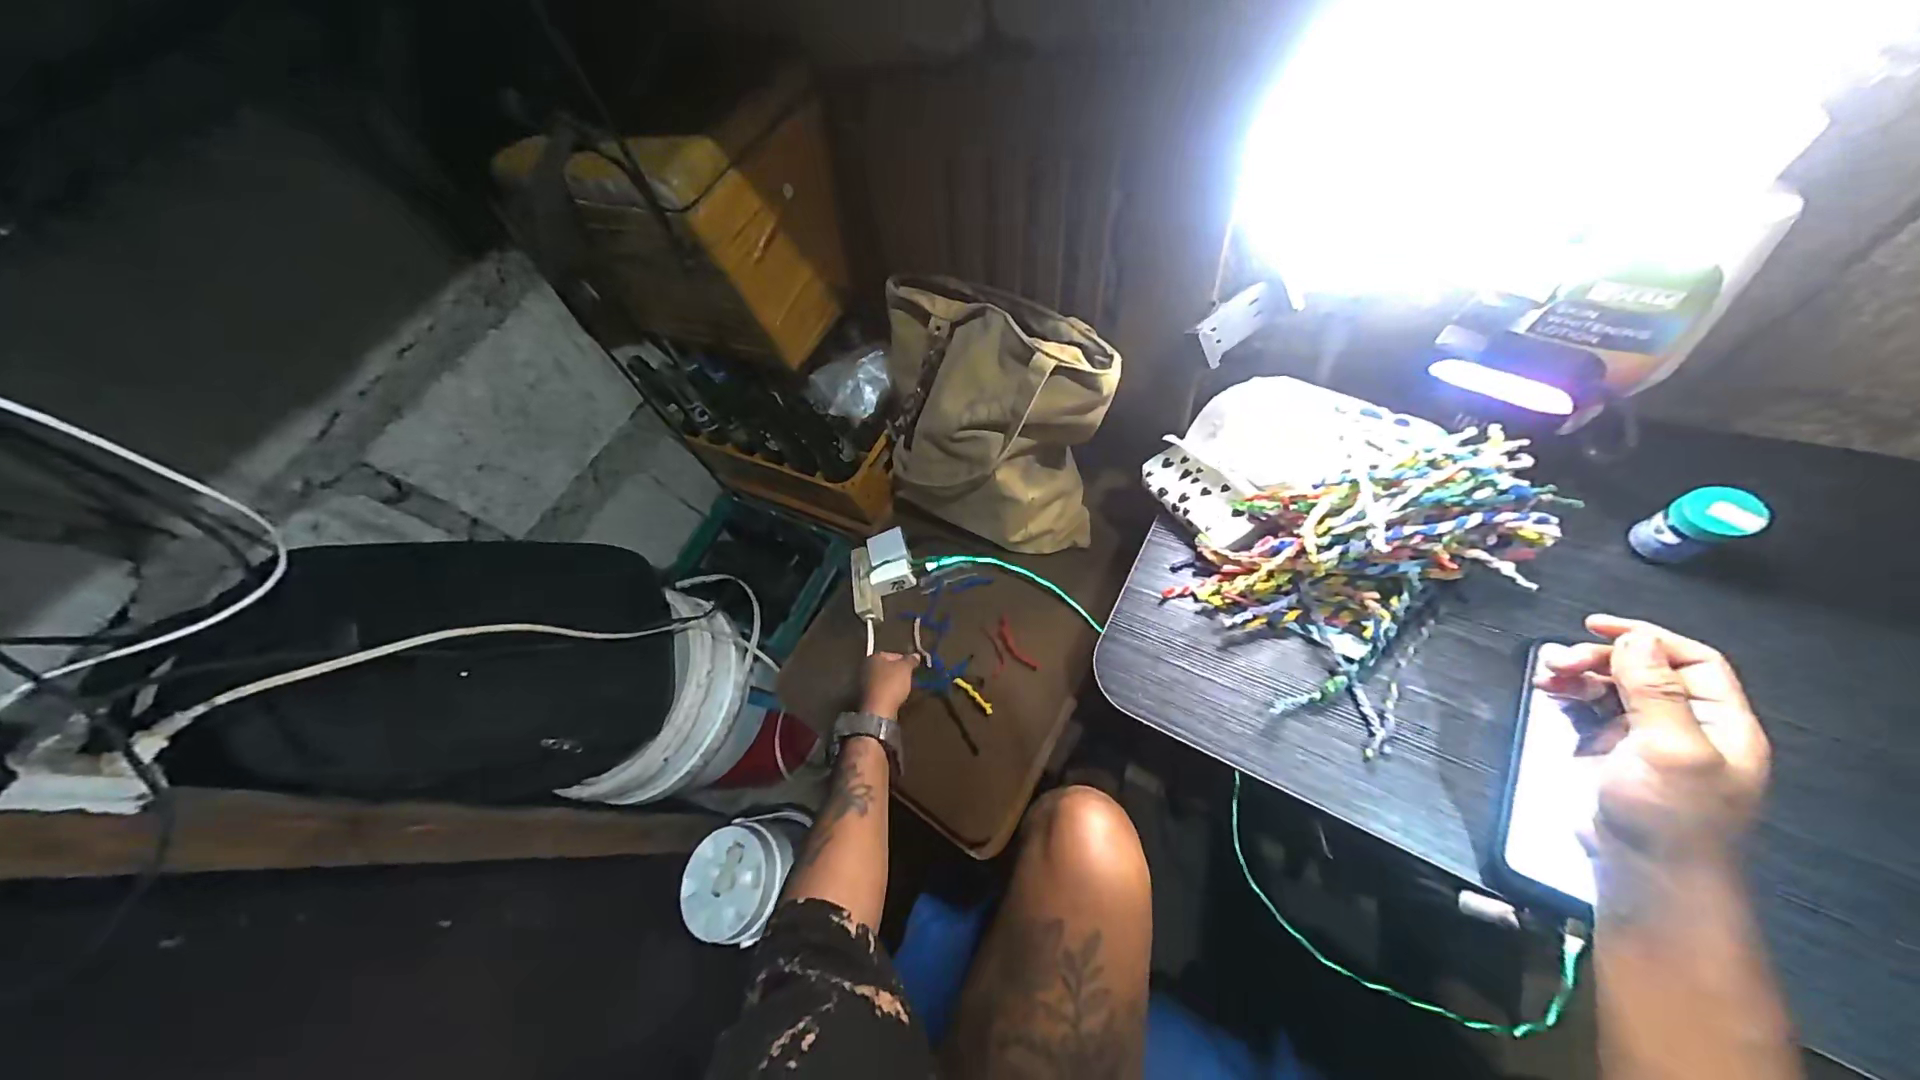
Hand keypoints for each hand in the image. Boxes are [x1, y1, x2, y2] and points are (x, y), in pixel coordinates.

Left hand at [861, 651, 918, 717]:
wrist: (879, 709)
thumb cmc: (891, 684)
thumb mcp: (905, 668)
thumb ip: (910, 660)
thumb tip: (916, 655)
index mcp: (873, 657)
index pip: (891, 654)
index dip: (904, 659)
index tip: (912, 666)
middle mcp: (865, 668)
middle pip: (886, 666)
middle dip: (898, 671)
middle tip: (909, 676)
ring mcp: (864, 683)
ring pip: (883, 678)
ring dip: (893, 681)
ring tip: (904, 687)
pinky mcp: (866, 696)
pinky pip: (880, 689)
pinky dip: (888, 691)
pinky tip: (895, 695)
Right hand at [1537, 615, 1770, 866]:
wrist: (1644, 870)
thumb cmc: (1672, 818)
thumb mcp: (1672, 749)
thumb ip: (1656, 692)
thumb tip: (1636, 640)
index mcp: (1719, 722)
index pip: (1690, 660)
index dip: (1647, 638)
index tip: (1599, 627)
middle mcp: (1682, 724)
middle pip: (1641, 668)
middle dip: (1599, 657)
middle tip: (1562, 660)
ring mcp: (1640, 736)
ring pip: (1607, 684)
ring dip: (1576, 672)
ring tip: (1548, 674)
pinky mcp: (1603, 747)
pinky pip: (1584, 705)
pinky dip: (1564, 691)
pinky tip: (1548, 689)